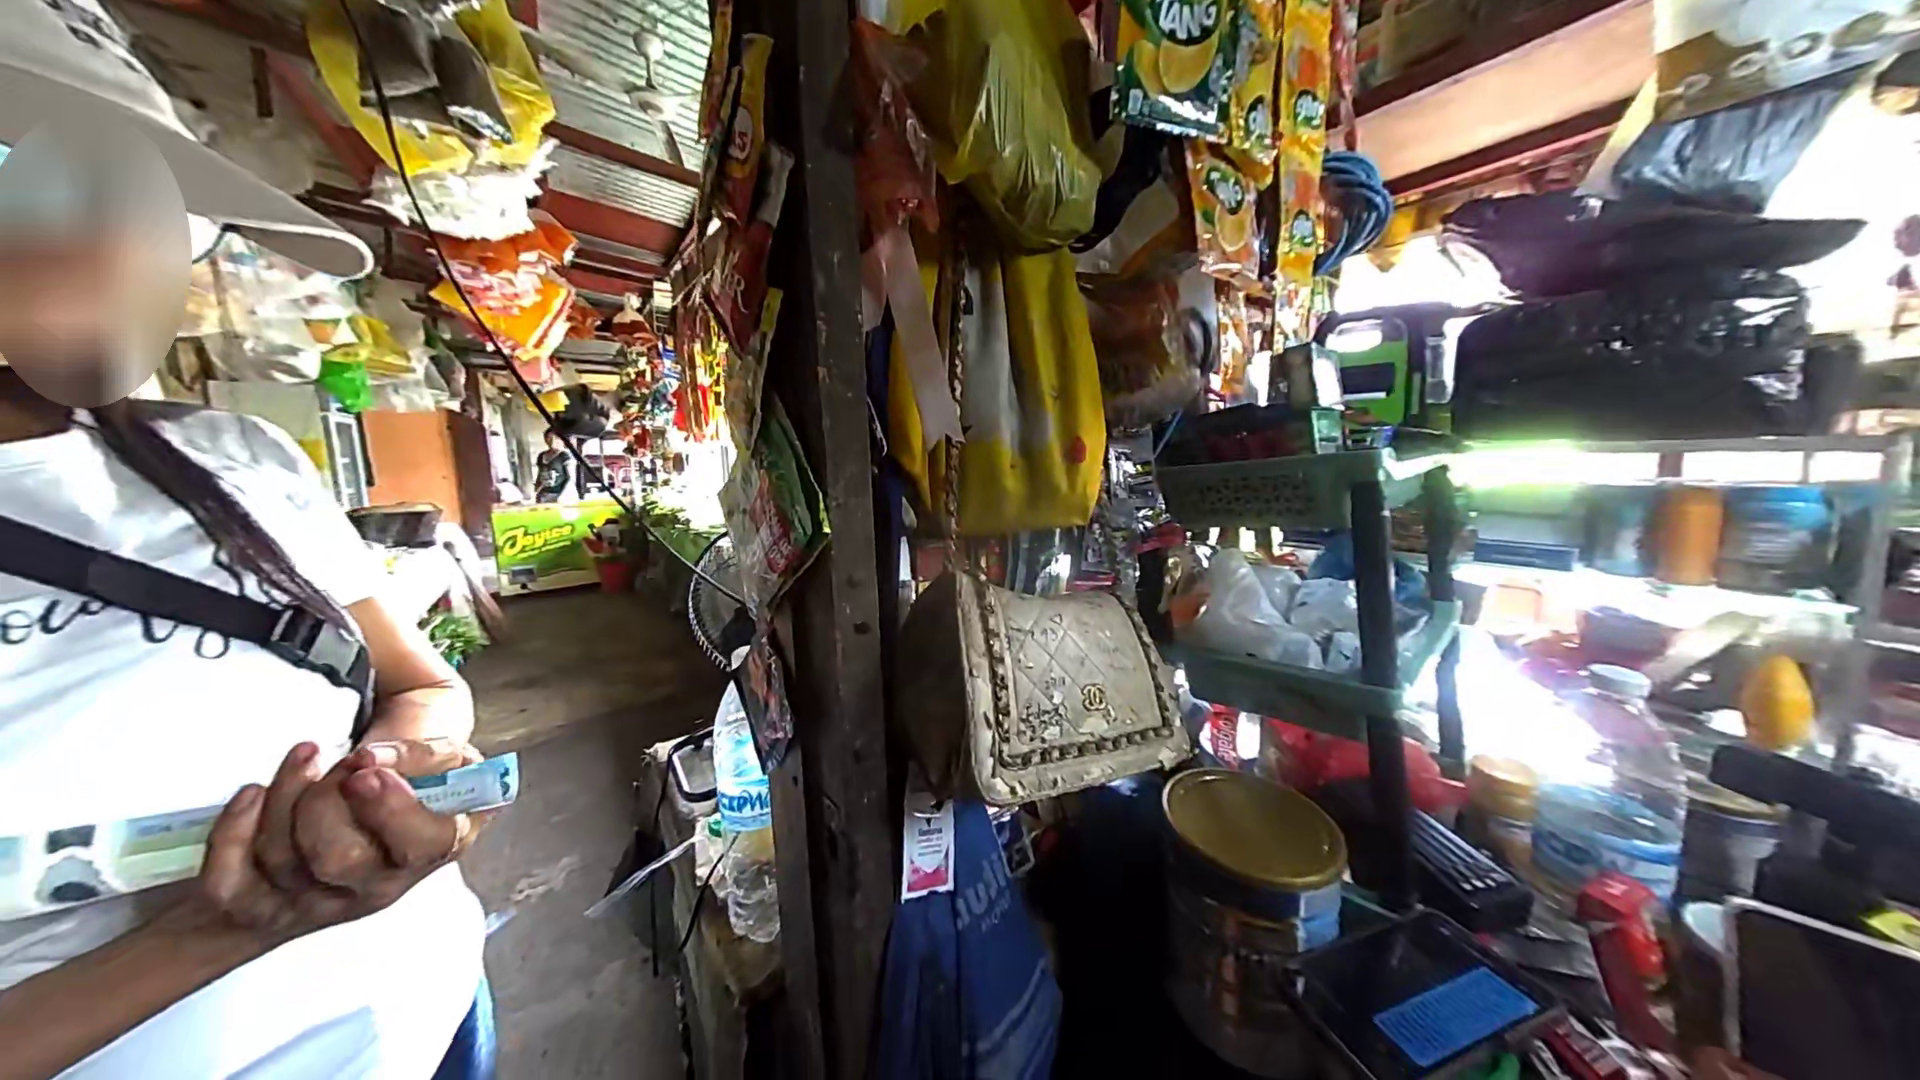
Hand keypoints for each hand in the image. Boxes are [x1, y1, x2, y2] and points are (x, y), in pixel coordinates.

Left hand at [253, 739, 481, 896]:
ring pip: (282, 860)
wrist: (376, 812)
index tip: (367, 773)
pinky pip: (226, 881)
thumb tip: (369, 759)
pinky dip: (233, 828)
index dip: (392, 810)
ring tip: (307, 756)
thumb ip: (420, 757)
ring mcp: (317, 904)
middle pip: (339, 859)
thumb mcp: (445, 763)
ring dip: (286, 795)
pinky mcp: (259, 910)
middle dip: (326, 799)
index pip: (422, 845)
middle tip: (341, 762)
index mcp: (437, 850)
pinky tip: (254, 792)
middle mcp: (381, 886)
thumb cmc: (417, 783)